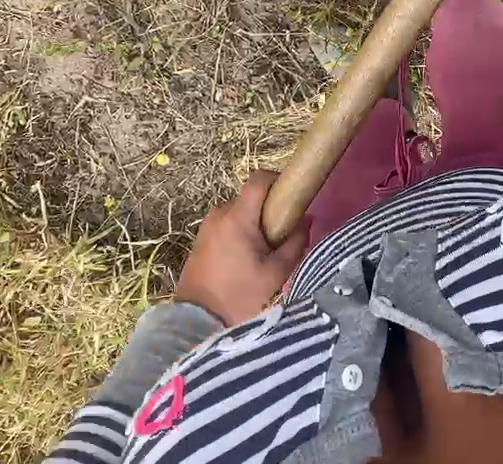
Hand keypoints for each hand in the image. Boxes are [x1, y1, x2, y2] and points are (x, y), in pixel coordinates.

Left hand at [174, 171, 308, 324]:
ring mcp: (207, 226)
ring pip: (239, 212)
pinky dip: (239, 233)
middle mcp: (220, 214)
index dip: (277, 179)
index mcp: (238, 217)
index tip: (291, 198)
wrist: (196, 324)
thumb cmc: (239, 296)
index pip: (259, 179)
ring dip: (253, 224)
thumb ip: (296, 242)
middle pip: (251, 198)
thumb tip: (307, 219)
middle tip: (281, 236)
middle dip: (268, 210)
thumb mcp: (276, 273)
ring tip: (262, 253)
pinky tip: (244, 260)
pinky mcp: (200, 239)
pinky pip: (227, 225)